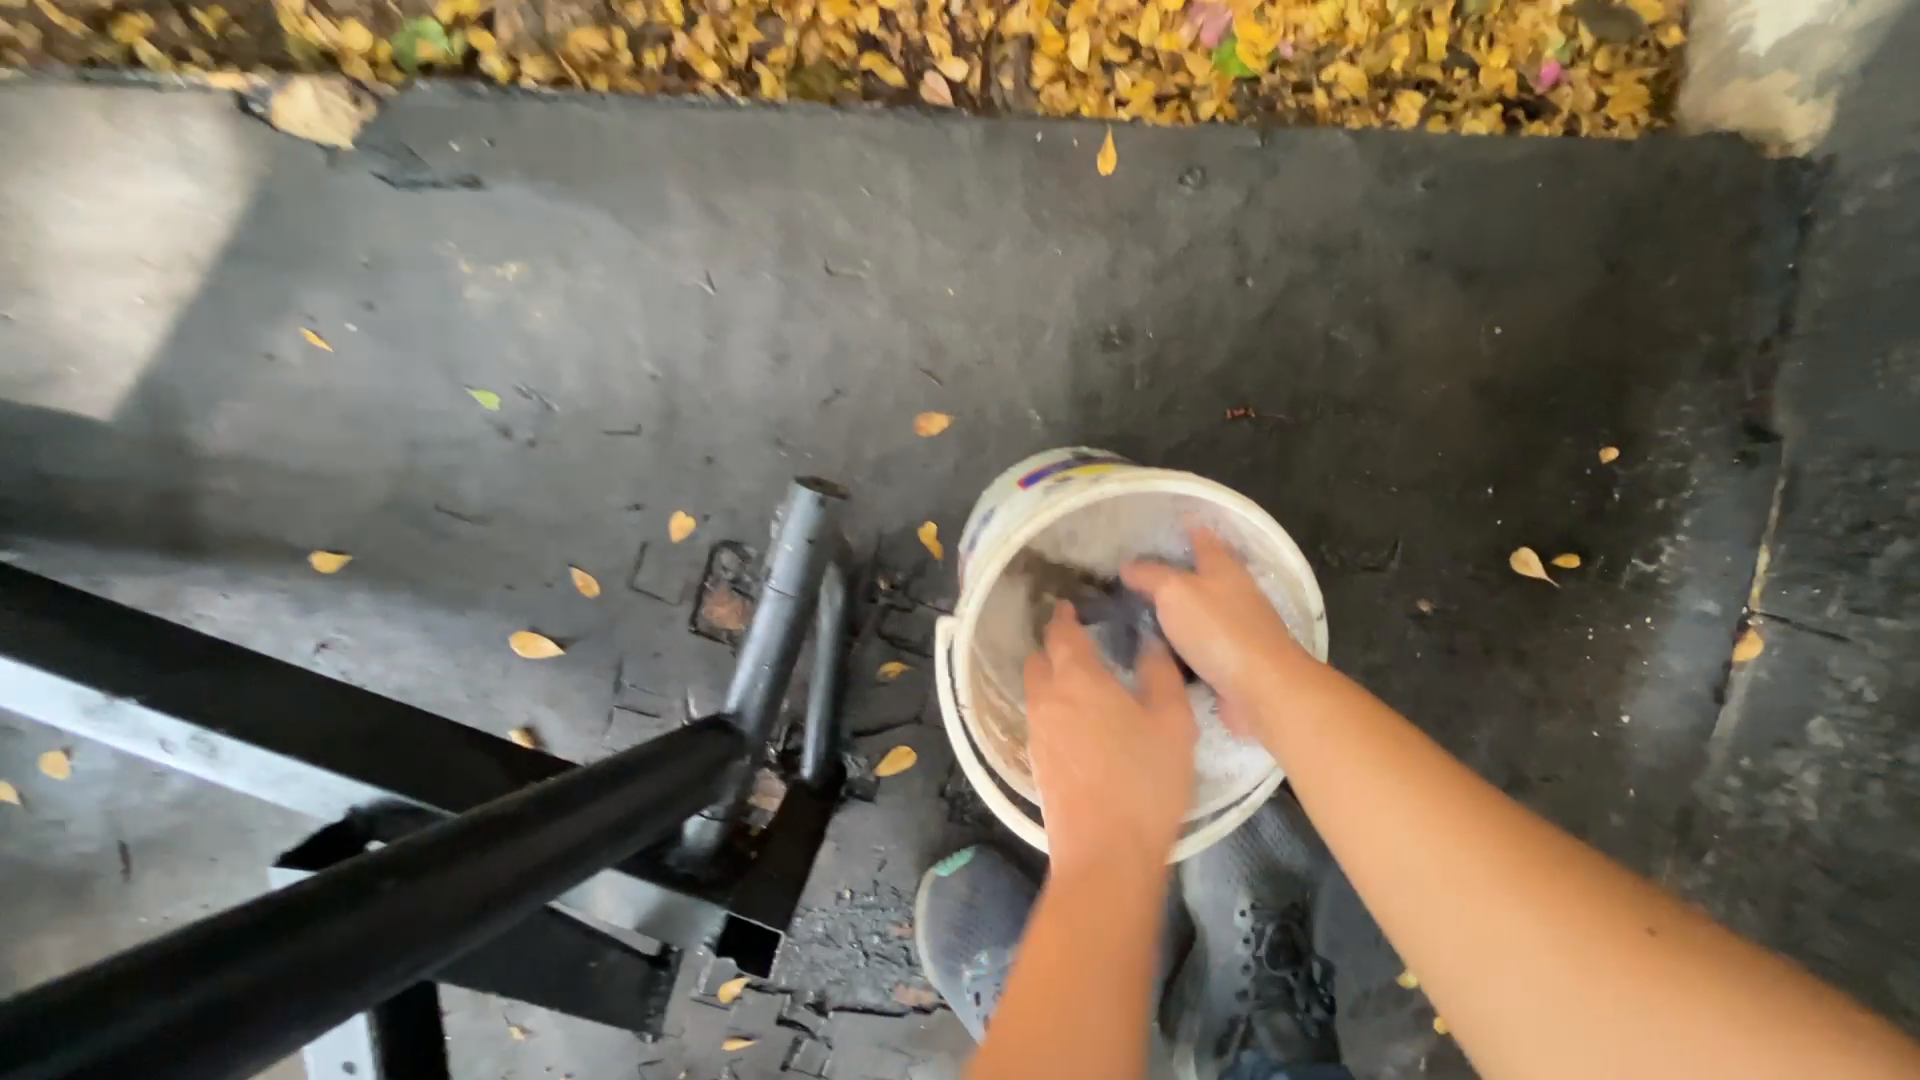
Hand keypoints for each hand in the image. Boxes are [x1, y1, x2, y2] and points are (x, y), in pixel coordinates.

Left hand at [1024, 601, 1196, 874]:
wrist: (1104, 851)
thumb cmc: (1145, 780)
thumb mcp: (1172, 723)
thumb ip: (1160, 675)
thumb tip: (1147, 643)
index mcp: (1078, 679)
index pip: (1061, 634)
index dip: (1063, 617)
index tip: (1068, 606)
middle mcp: (1048, 699)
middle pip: (1038, 660)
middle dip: (1052, 646)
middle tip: (1077, 643)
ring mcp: (1037, 733)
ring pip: (1036, 691)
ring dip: (1050, 678)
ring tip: (1079, 682)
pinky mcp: (1036, 762)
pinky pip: (1039, 720)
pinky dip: (1052, 709)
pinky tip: (1077, 723)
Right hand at [1121, 527, 1307, 736]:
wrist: (1261, 689)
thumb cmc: (1219, 631)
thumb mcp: (1175, 592)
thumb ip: (1150, 576)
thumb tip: (1127, 565)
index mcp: (1223, 570)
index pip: (1205, 540)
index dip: (1191, 528)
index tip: (1178, 518)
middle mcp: (1234, 595)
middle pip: (1205, 576)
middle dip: (1179, 571)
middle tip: (1141, 571)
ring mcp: (1236, 631)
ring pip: (1200, 613)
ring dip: (1177, 612)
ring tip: (1140, 611)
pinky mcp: (1231, 663)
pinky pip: (1197, 647)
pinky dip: (1179, 645)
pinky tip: (1157, 649)